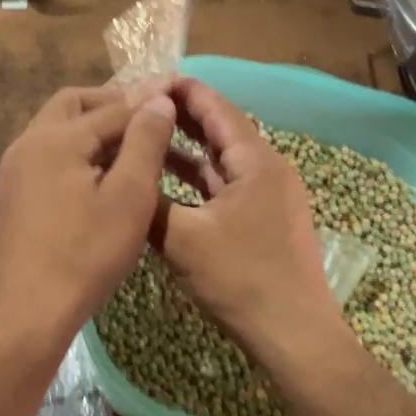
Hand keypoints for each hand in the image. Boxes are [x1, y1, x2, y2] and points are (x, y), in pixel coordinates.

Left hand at [0, 81, 177, 346]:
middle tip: (145, 118)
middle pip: (72, 106)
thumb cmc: (86, 256)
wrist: (27, 313)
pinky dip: (71, 155)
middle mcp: (25, 144)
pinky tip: (92, 182)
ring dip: (89, 130)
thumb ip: (145, 142)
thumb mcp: (129, 198)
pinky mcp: (7, 198)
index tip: (177, 92)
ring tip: (126, 150)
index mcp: (55, 139)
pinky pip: (43, 159)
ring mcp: (10, 172)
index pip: (113, 107)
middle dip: (111, 105)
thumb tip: (158, 98)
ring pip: (54, 131)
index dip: (149, 101)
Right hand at [150, 78, 344, 365]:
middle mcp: (268, 170)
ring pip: (222, 162)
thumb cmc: (241, 279)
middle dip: (180, 118)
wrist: (293, 335)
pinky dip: (197, 182)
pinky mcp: (264, 222)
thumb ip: (149, 202)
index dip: (181, 91)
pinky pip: (225, 188)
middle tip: (138, 108)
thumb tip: (122, 176)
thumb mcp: (183, 239)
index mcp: (256, 161)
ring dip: (186, 151)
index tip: (144, 81)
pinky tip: (168, 185)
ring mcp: (270, 198)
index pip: (216, 108)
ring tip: (145, 139)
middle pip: (221, 131)